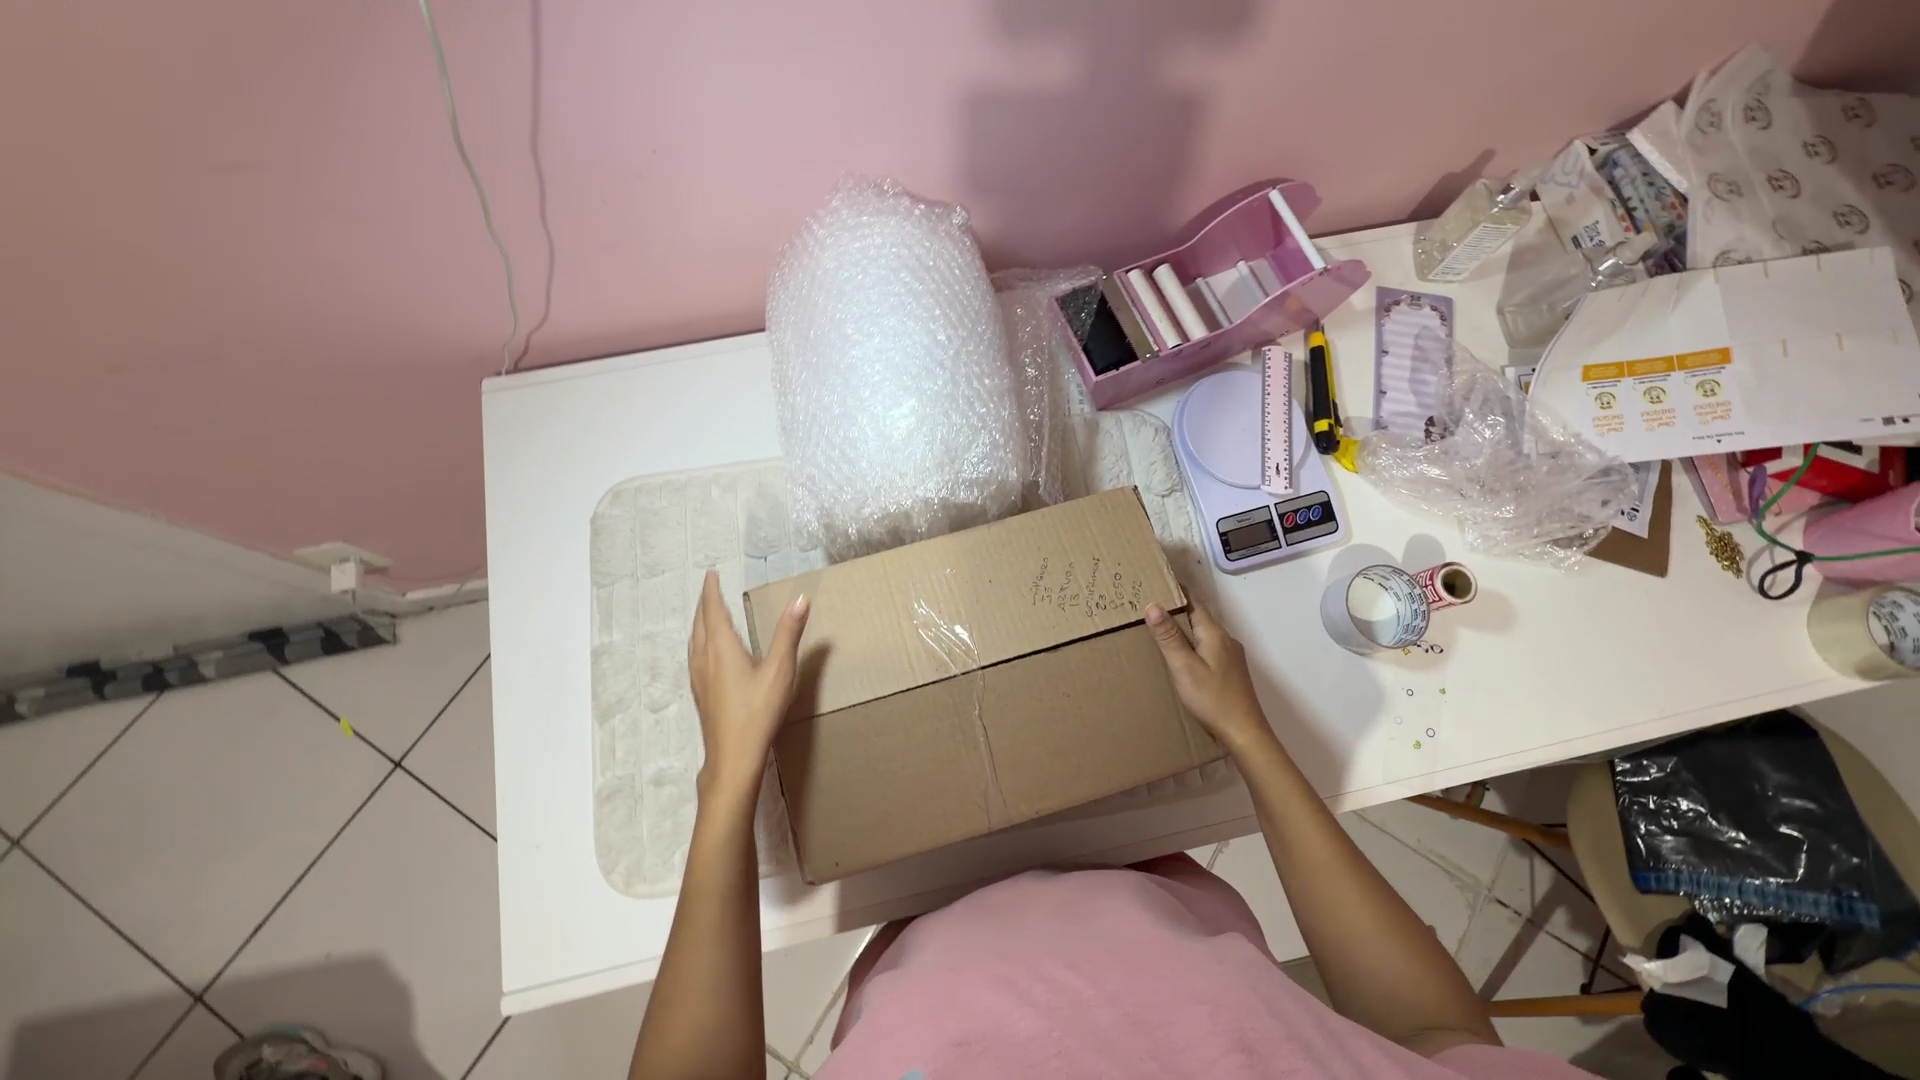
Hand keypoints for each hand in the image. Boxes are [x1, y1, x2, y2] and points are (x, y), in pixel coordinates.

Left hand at [687, 568, 810, 799]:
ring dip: (700, 622)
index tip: (710, 573)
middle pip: (700, 623)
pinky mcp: (700, 693)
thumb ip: (789, 634)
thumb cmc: (758, 712)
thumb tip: (801, 600)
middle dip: (704, 603)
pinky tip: (707, 652)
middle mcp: (704, 658)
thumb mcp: (780, 670)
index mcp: (721, 648)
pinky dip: (700, 640)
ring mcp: (699, 677)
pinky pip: (695, 655)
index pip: (713, 610)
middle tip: (709, 588)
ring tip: (707, 613)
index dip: (711, 590)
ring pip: (694, 640)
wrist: (733, 756)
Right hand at [1145, 602, 1274, 754]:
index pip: (1195, 604)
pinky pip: (1209, 649)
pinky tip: (1183, 658)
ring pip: (1205, 635)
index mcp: (1215, 635)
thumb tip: (1153, 605)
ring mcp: (1231, 657)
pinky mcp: (1231, 673)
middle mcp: (1226, 640)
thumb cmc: (1212, 699)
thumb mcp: (1184, 667)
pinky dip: (1194, 645)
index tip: (1158, 583)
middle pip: (1201, 618)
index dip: (1178, 592)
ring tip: (1162, 631)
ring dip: (1186, 629)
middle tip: (1153, 606)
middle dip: (1179, 610)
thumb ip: (1169, 637)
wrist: (1244, 733)